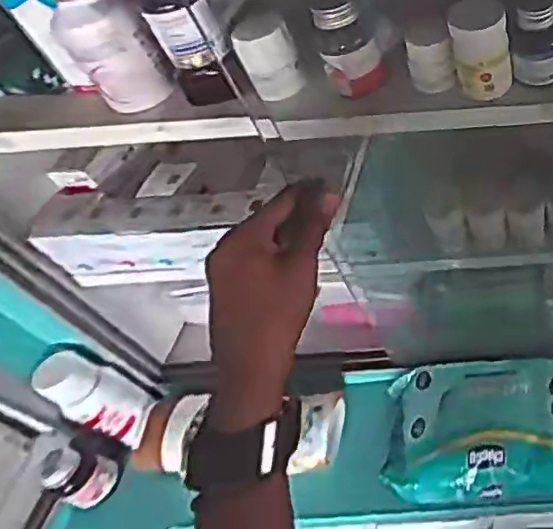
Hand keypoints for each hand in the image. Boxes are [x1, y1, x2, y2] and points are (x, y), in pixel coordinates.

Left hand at [205, 180, 336, 430]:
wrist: (250, 367)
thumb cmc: (278, 313)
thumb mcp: (301, 264)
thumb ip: (313, 225)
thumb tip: (328, 193)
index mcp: (241, 238)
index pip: (280, 201)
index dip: (308, 191)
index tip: (331, 185)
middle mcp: (225, 246)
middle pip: (268, 216)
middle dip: (298, 210)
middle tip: (329, 208)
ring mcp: (222, 265)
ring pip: (262, 235)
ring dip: (288, 229)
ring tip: (318, 228)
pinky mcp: (226, 282)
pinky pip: (254, 251)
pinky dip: (276, 246)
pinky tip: (296, 252)